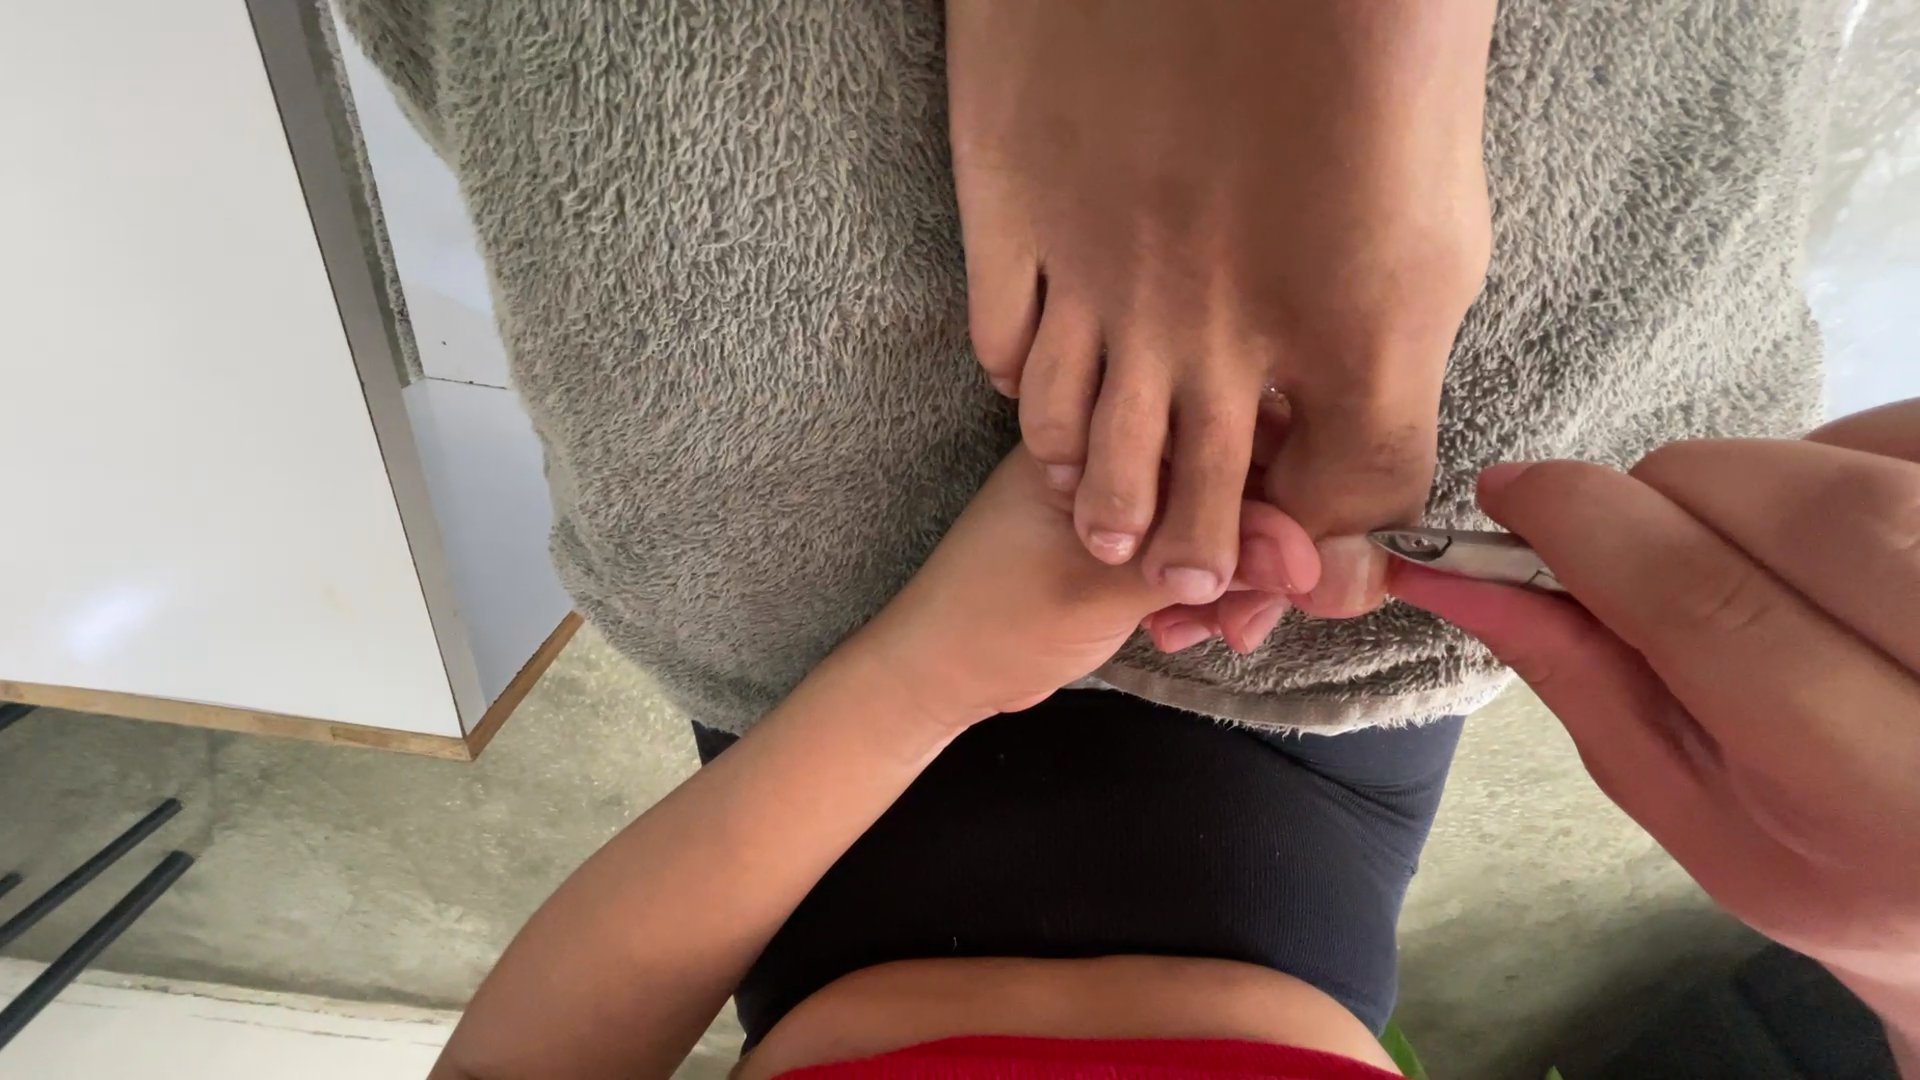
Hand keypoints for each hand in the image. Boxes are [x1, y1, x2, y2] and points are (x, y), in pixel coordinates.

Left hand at [857, 445, 1320, 723]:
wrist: (943, 670)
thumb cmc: (1000, 614)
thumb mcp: (1102, 587)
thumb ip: (1202, 565)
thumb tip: (1306, 555)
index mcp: (1099, 440)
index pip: (1215, 433)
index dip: (1274, 493)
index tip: (1305, 562)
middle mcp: (1118, 463)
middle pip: (1230, 482)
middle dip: (1264, 548)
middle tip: (1267, 609)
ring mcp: (1125, 509)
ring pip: (1219, 526)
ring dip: (1241, 582)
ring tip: (1231, 633)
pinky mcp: (1129, 552)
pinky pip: (1195, 560)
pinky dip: (1213, 597)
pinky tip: (1206, 634)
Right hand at [948, 0, 1494, 614]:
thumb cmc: (1367, 34)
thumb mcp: (1439, 206)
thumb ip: (1391, 346)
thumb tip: (1331, 435)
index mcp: (1347, 315)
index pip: (1347, 492)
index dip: (1327, 536)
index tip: (1302, 539)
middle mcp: (1206, 320)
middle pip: (1190, 502)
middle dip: (1191, 559)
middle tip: (1183, 581)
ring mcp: (1096, 272)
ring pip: (1072, 441)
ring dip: (1091, 495)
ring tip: (1098, 517)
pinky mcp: (1013, 212)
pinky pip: (1002, 347)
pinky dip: (1022, 389)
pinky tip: (1038, 391)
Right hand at [1393, 399, 1919, 1029]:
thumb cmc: (1819, 850)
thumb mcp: (1671, 791)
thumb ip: (1569, 673)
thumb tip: (1445, 572)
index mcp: (1878, 798)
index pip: (1707, 606)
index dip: (1584, 523)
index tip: (1508, 491)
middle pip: (1816, 512)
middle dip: (1672, 488)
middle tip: (1628, 525)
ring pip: (1875, 463)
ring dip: (1761, 477)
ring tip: (1750, 546)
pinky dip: (1849, 458)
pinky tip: (1843, 532)